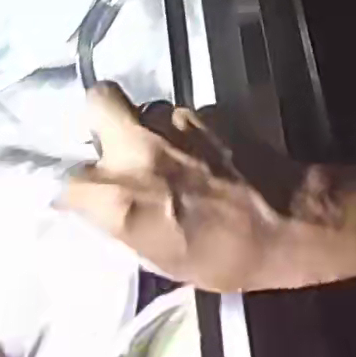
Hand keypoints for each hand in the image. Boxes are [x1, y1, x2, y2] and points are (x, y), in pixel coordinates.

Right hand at [61, 84, 355, 292]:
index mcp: (118, 195)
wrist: (290, 218)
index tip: (87, 193)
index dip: (77, 186)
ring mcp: (181, 122)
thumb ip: (121, 217)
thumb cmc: (222, 256)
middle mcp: (142, 148)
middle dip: (103, 116)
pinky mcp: (215, 111)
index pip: (66, 178)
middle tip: (119, 143)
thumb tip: (105, 201)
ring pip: (151, 110)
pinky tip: (210, 153)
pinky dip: (191, 130)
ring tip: (176, 155)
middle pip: (100, 100)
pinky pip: (188, 115)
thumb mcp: (156, 255)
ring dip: (154, 128)